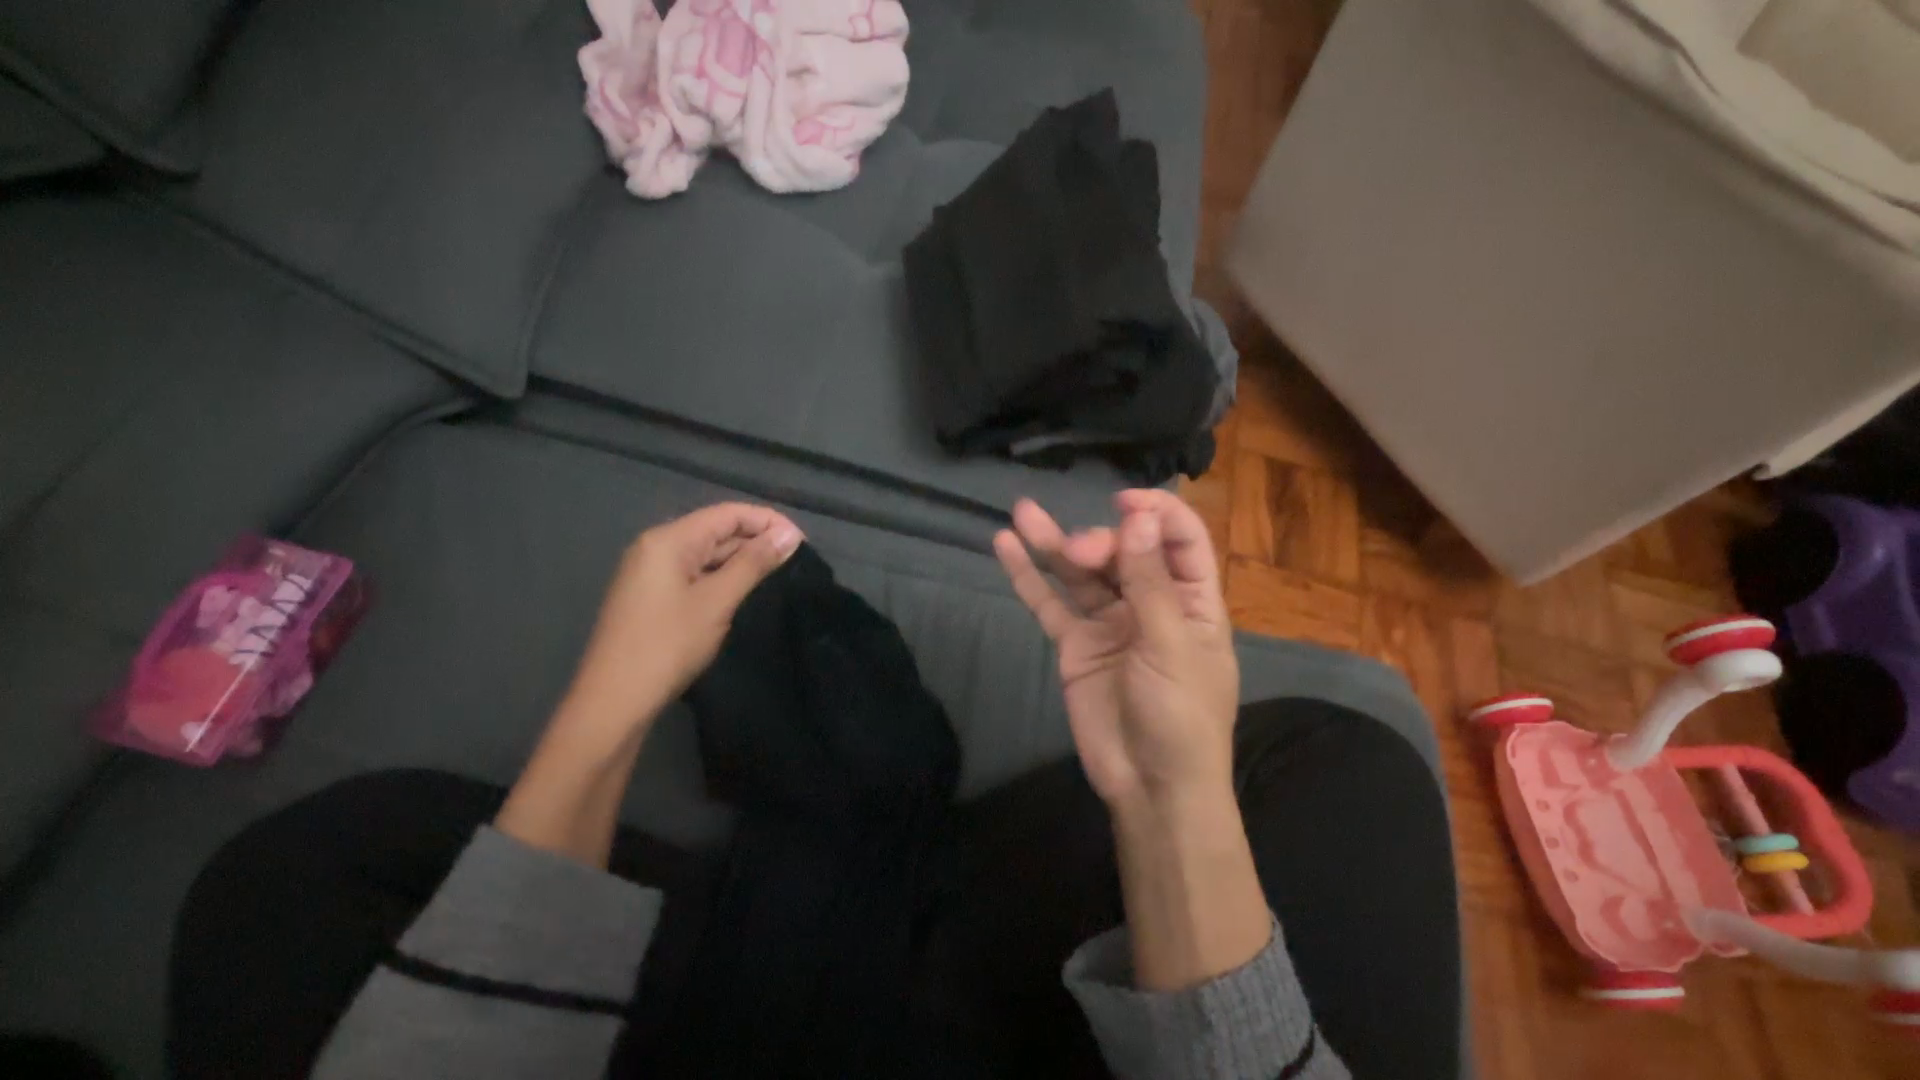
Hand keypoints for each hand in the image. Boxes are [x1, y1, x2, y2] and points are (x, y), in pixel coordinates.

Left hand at [564, 503, 803, 735]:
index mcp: (668, 540)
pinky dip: (720, 578)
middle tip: (796, 560)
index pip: (726, 514)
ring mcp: (649, 574)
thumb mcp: (716, 602)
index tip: (801, 542)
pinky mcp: (650, 599)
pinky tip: (743, 593)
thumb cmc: (667, 645)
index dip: (766, 521)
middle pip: (714, 531)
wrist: (614, 701)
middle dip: (755, 540)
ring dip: (740, 561)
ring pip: (704, 555)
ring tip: (778, 575)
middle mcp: (655, 548)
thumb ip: (753, 564)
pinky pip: (693, 575)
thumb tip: (789, 536)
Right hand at [993, 490, 1238, 809]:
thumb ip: (1150, 582)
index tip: (1124, 502)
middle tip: (1080, 551)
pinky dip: (1028, 577)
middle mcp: (1150, 603)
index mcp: (1192, 600)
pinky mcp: (1075, 645)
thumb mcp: (1172, 646)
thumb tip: (1139, 516)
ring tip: (1024, 512)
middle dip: (1101, 541)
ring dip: (1055, 542)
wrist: (1151, 786)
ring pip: (1081, 572)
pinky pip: (1050, 603)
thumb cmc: (1181, 717)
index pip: (1179, 539)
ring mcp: (1109, 623)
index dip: (1156, 513)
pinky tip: (1006, 545)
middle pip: (1124, 551)